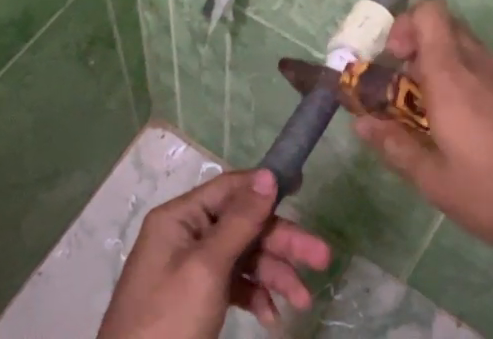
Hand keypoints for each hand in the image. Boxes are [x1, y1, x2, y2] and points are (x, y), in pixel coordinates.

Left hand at [98, 168, 331, 338]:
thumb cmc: (169, 317)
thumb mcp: (207, 267)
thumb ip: (240, 222)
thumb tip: (268, 174)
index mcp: (180, 218)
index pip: (230, 189)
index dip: (265, 186)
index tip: (302, 185)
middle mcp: (186, 236)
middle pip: (243, 226)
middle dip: (282, 242)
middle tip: (322, 258)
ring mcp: (192, 268)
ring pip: (244, 258)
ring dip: (275, 275)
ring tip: (303, 300)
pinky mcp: (198, 298)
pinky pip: (235, 285)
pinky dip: (256, 297)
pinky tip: (271, 317)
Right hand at [352, 0, 492, 268]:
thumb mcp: (436, 182)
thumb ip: (396, 146)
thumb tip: (363, 122)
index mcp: (452, 76)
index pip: (429, 12)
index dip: (406, 25)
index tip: (395, 63)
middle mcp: (484, 64)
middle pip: (448, 28)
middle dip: (422, 50)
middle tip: (412, 92)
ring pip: (474, 54)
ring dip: (452, 72)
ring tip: (446, 122)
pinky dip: (481, 91)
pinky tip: (488, 138)